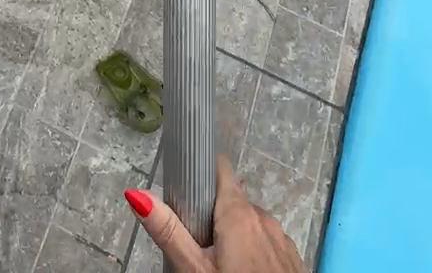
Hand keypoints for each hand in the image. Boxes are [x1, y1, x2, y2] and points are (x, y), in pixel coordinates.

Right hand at [125, 155, 307, 272]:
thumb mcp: (196, 270)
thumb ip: (169, 232)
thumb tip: (137, 193)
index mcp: (239, 212)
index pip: (220, 168)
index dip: (201, 172)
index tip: (184, 188)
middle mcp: (264, 217)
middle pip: (231, 200)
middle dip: (212, 214)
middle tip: (195, 243)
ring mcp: (283, 239)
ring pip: (250, 225)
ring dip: (234, 235)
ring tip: (218, 263)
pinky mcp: (295, 261)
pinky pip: (268, 244)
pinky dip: (255, 252)